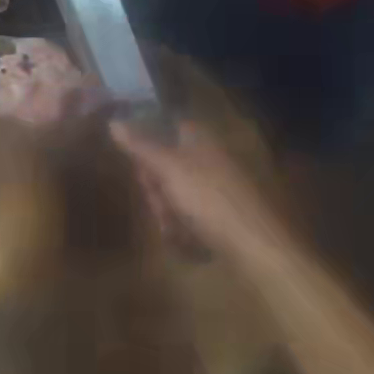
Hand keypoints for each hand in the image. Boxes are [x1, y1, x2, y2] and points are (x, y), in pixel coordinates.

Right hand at [111, 118, 292, 263]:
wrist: (261, 251)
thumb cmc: (210, 200)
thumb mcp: (167, 168)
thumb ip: (138, 145)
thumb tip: (112, 122)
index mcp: (201, 140)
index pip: (165, 127)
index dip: (146, 143)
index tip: (137, 164)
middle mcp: (211, 160)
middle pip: (167, 165)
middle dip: (156, 188)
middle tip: (158, 204)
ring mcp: (220, 190)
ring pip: (177, 194)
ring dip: (168, 213)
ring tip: (173, 230)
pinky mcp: (226, 218)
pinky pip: (193, 216)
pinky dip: (185, 229)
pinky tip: (185, 241)